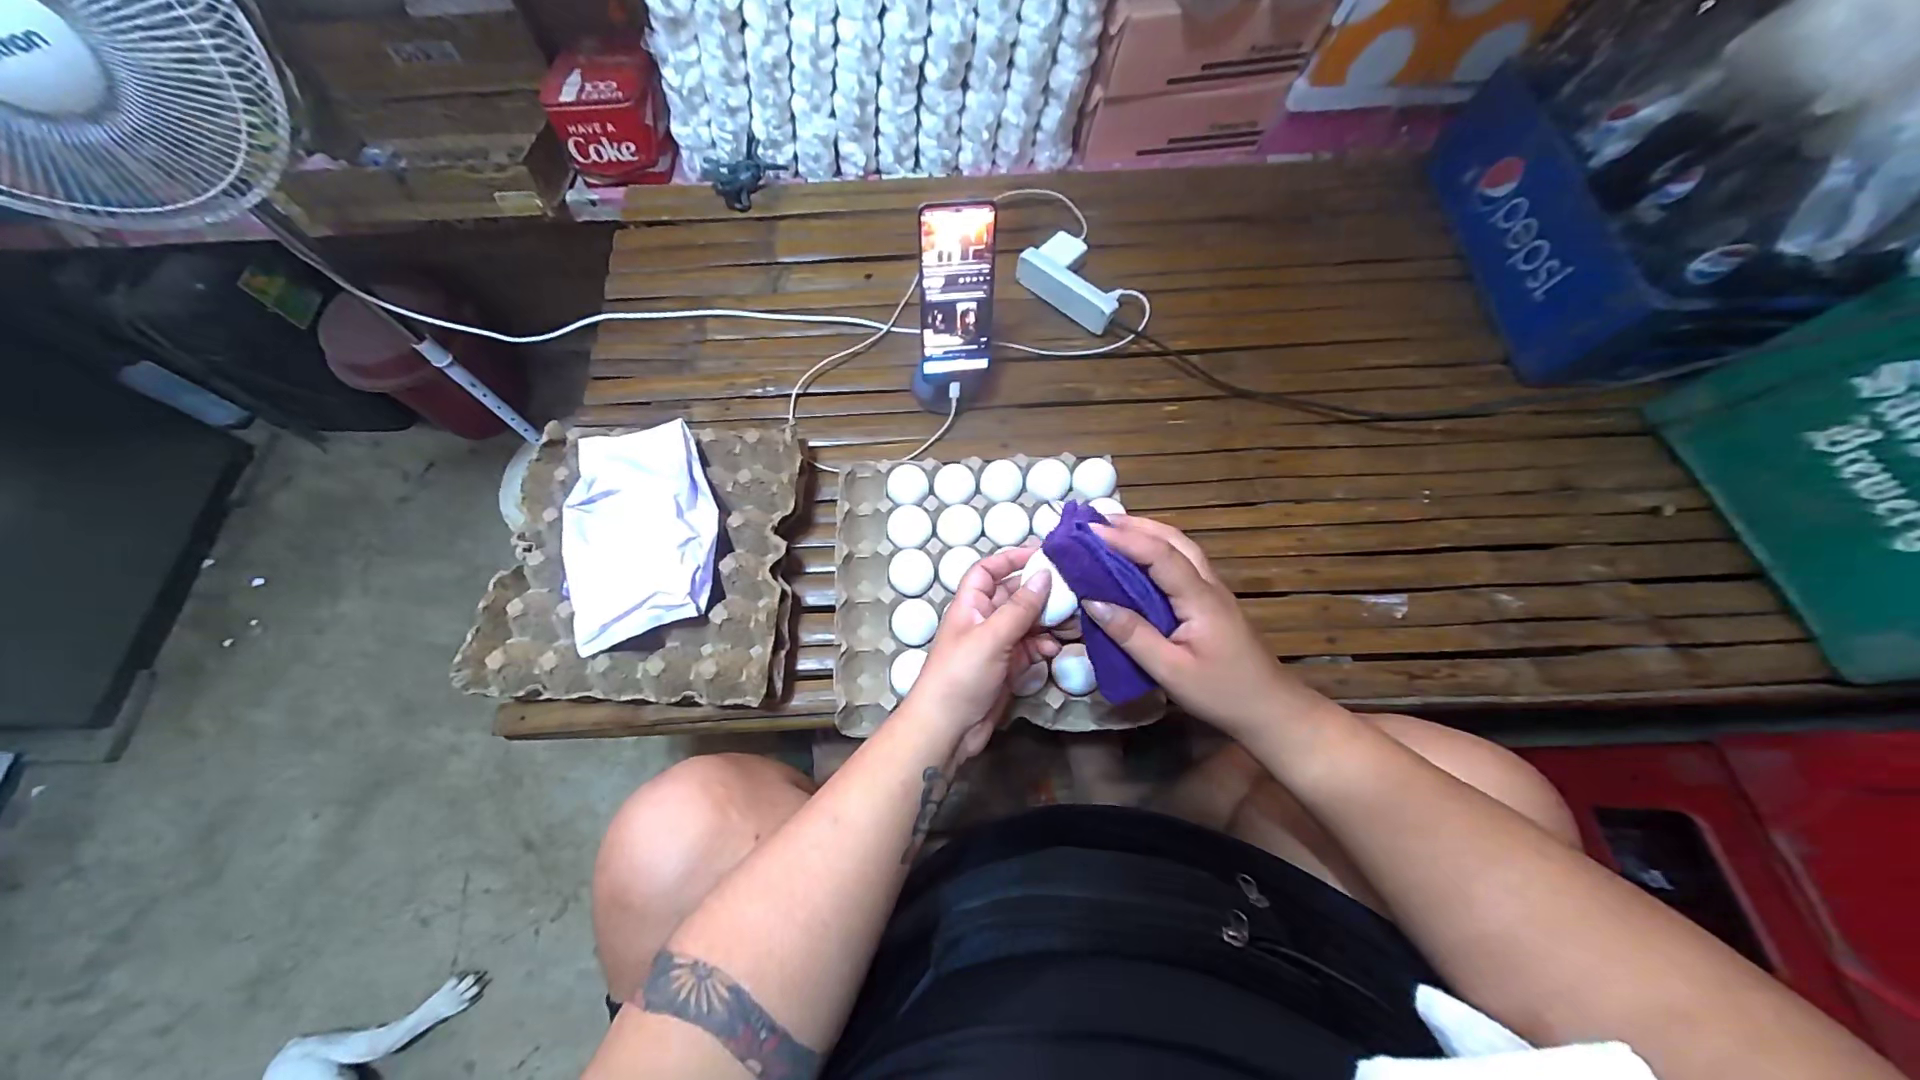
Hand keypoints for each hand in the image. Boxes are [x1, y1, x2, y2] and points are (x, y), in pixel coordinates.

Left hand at [900, 546, 1059, 760]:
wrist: (948, 729)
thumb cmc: (961, 675)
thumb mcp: (991, 636)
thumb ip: (1020, 607)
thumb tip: (1044, 574)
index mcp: (970, 605)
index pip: (988, 571)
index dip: (1011, 558)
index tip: (1043, 553)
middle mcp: (984, 620)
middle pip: (1014, 595)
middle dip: (1040, 590)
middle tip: (1073, 586)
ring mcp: (997, 645)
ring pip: (1027, 622)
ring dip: (1048, 620)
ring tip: (1073, 618)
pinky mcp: (1008, 668)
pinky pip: (1031, 648)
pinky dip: (1044, 646)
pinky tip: (1057, 648)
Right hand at [1081, 516, 1332, 738]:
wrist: (1271, 709)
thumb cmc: (1221, 693)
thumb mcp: (1170, 671)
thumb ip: (1132, 635)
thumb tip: (1092, 601)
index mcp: (1200, 598)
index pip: (1160, 555)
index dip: (1125, 539)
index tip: (1090, 531)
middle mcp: (1208, 584)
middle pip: (1174, 539)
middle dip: (1135, 525)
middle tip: (1095, 521)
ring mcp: (1213, 591)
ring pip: (1181, 547)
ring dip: (1147, 532)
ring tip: (1112, 531)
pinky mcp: (1211, 601)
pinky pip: (1182, 563)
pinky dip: (1156, 549)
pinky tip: (1137, 559)